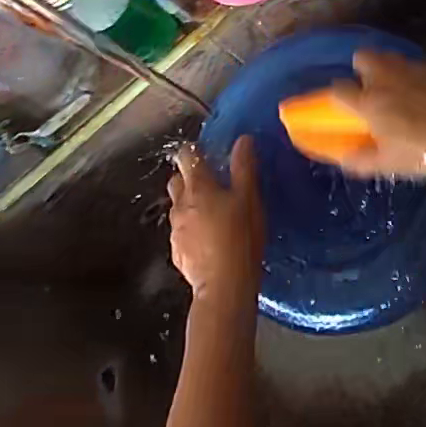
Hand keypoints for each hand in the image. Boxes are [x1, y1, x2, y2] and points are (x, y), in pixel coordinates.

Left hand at [167, 137, 263, 303]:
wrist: (223, 286)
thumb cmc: (240, 237)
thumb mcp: (249, 199)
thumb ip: (244, 167)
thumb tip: (242, 140)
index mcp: (198, 187)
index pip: (187, 157)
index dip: (194, 151)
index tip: (207, 152)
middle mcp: (180, 205)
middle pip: (177, 181)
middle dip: (189, 177)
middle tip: (212, 183)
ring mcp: (175, 230)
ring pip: (179, 207)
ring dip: (191, 205)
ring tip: (214, 213)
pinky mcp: (177, 252)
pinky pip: (182, 231)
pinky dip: (192, 229)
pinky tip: (210, 239)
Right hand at [330, 50, 425, 177]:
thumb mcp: (390, 165)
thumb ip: (361, 160)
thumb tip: (344, 157)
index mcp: (369, 102)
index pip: (338, 89)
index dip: (337, 98)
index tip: (344, 109)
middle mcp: (385, 78)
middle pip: (361, 58)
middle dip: (361, 71)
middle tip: (372, 93)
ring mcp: (410, 68)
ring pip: (388, 57)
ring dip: (386, 69)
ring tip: (397, 90)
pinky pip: (413, 64)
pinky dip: (411, 75)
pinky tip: (423, 92)